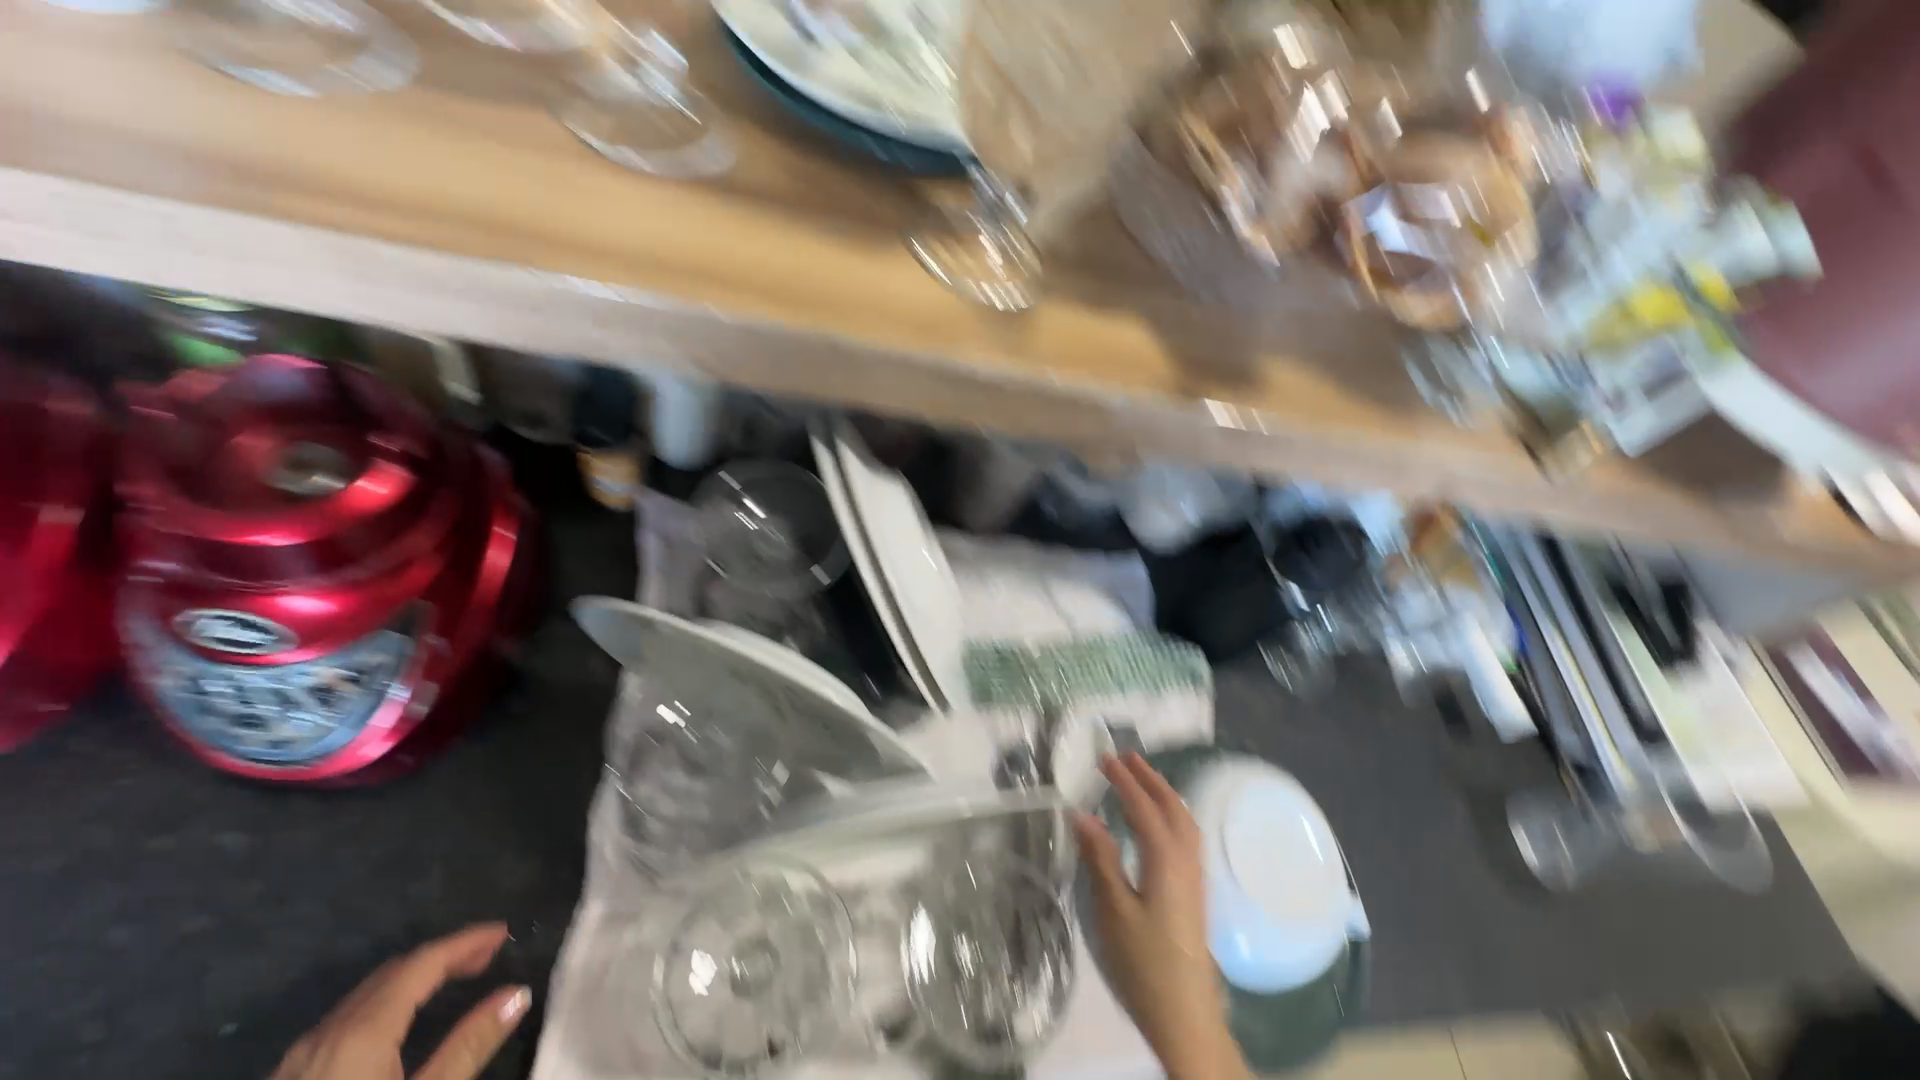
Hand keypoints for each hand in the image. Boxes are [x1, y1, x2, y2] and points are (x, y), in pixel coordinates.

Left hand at [270, 923, 532, 1079]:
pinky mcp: (288, 1078)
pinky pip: (344, 1020)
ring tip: (453, 980)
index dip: (466, 941)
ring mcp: (298, 1058)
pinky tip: (400, 1022)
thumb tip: (516, 994)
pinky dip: (385, 1002)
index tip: (504, 933)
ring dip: (413, 979)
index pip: (423, 963)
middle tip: (488, 957)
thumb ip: (469, 1045)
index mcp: (362, 1033)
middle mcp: (326, 1033)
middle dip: (443, 957)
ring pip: (364, 996)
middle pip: (392, 973)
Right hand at [1074, 754, 1248, 1079]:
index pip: (1144, 808)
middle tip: (1126, 757)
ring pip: (1184, 822)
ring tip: (1142, 781)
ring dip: (1164, 795)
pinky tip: (1158, 826)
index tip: (1104, 758)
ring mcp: (1195, 878)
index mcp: (1166, 860)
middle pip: (1172, 808)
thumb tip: (1082, 813)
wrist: (1185, 1013)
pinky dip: (1172, 816)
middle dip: (1150, 779)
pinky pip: (1187, 838)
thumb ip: (1100, 858)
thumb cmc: (1143, 961)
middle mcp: (1186, 861)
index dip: (1124, 781)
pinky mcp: (1195, 894)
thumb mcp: (1113, 910)